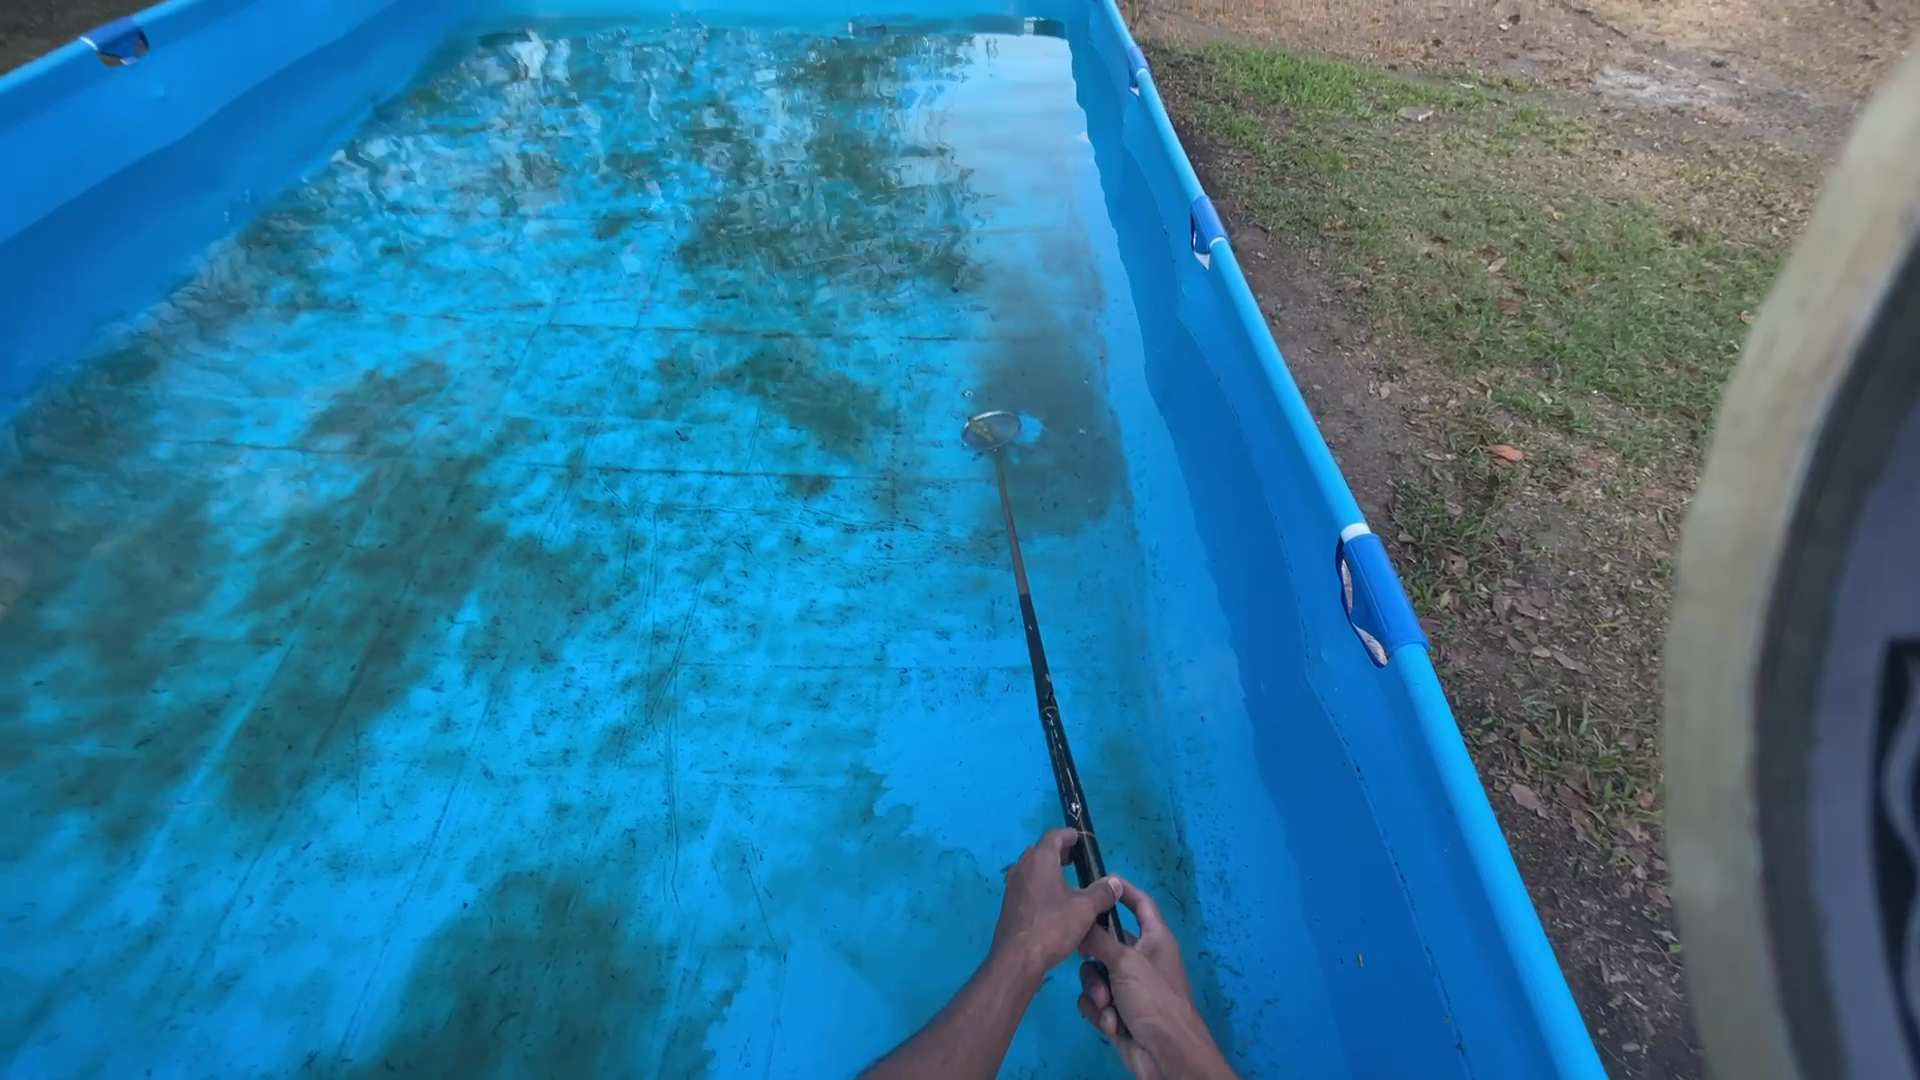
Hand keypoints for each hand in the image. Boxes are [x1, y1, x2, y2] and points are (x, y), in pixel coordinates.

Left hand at [989, 828, 1123, 984]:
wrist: (1017, 959)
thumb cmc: (1052, 926)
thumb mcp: (1084, 909)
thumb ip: (1101, 892)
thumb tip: (1115, 882)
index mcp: (1040, 859)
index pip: (1054, 836)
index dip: (1069, 835)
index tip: (1081, 839)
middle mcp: (1023, 866)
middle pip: (1042, 851)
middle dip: (1061, 853)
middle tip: (1078, 861)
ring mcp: (1014, 885)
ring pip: (1034, 869)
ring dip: (1051, 871)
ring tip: (1071, 884)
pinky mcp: (1010, 904)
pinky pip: (1029, 886)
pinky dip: (1043, 887)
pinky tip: (1056, 905)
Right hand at [1077, 879, 1234, 1079]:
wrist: (1167, 1059)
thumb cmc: (1154, 999)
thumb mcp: (1124, 961)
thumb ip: (1098, 938)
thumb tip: (1080, 920)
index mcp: (1154, 938)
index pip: (1140, 903)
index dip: (1123, 890)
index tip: (1101, 880)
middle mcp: (1141, 958)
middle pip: (1107, 940)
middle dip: (1094, 954)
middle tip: (1085, 954)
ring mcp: (1128, 986)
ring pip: (1095, 972)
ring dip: (1095, 988)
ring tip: (1105, 1003)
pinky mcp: (1117, 1011)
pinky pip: (1094, 999)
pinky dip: (1098, 1010)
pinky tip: (1109, 1022)